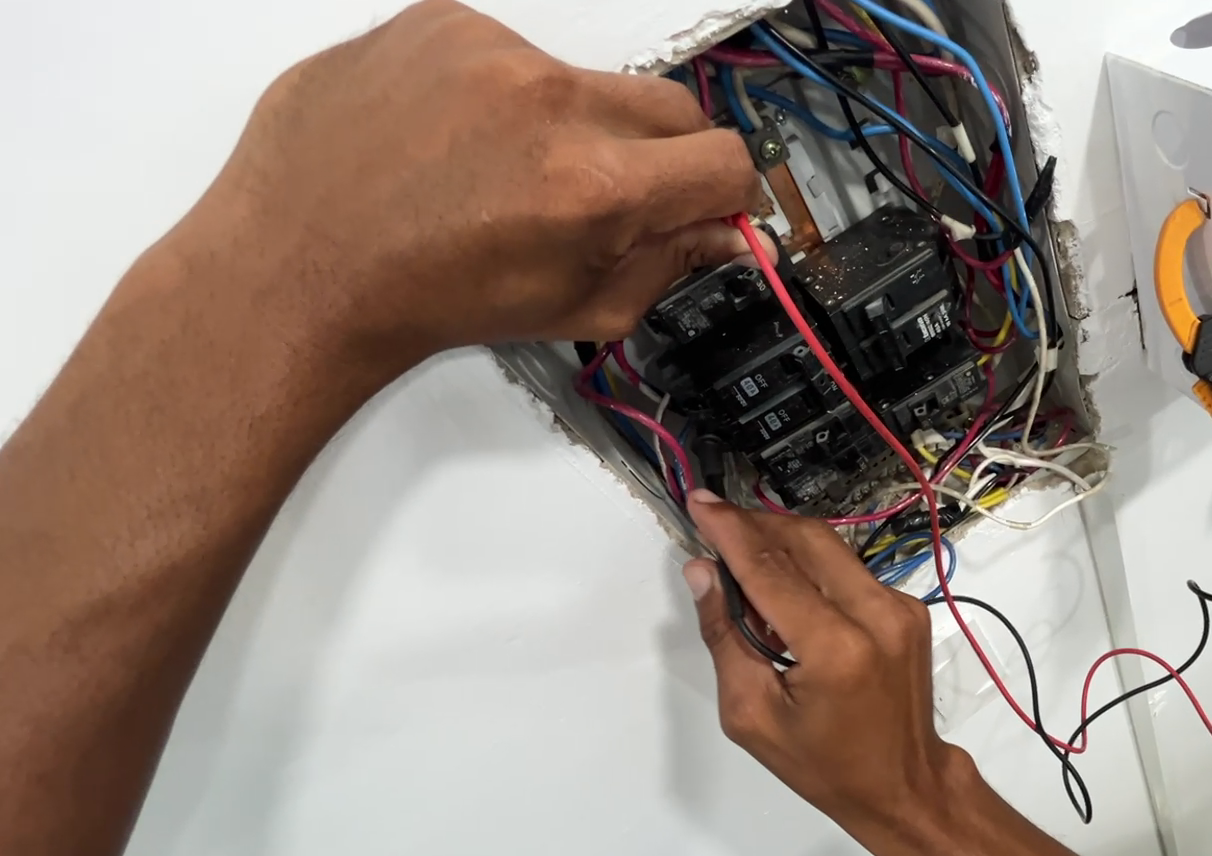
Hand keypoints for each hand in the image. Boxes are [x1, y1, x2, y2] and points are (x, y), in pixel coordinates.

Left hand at [163, 0, 760, 389]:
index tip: (714, 213)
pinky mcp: (447, 21)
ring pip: (609, 85)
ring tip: (540, 173)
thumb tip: (733, 236)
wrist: (313, 259)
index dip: (734, 196)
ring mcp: (497, 50)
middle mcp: (554, 102)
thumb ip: (675, 263)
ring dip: (603, 131)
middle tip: (637, 199)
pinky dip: (533, 102)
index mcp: (595, 186)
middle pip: (683, 110)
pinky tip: (488, 141)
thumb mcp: (588, 307)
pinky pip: (537, 59)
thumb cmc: (450, 298)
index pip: (727, 162)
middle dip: (680, 160)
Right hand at [680, 490, 975, 855]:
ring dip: (784, 543)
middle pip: (809, 540)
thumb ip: (725, 637)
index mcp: (837, 647)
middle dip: (758, 524)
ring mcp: (901, 608)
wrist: (905, 782)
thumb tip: (704, 572)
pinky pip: (851, 572)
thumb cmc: (824, 765)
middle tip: (717, 525)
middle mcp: (877, 614)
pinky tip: (787, 593)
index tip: (700, 502)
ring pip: (832, 549)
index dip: (730, 531)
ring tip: (744, 562)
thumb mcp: (753, 715)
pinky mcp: (910, 609)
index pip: (772, 569)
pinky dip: (814, 569)